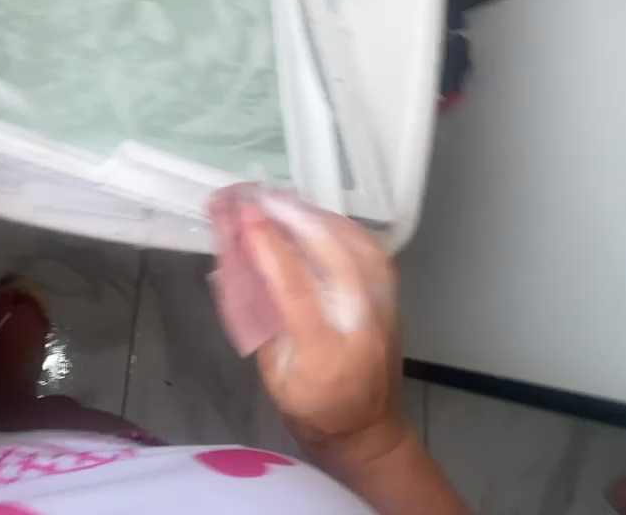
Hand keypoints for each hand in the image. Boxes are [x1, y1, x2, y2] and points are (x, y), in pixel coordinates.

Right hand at [244, 198, 408, 473]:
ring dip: (308, 212)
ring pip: (350, 239)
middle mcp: (363, 324)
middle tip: (250, 194)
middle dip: (287, 216)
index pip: (297, 288)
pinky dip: (333, 220)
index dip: (269, 247)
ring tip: (272, 198)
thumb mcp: (271, 368)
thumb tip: (234, 249)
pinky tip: (307, 212)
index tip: (242, 214)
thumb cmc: (310, 407)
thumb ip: (256, 310)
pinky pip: (363, 241)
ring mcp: (384, 305)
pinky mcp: (391, 291)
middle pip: (330, 253)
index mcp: (326, 354)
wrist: (369, 431)